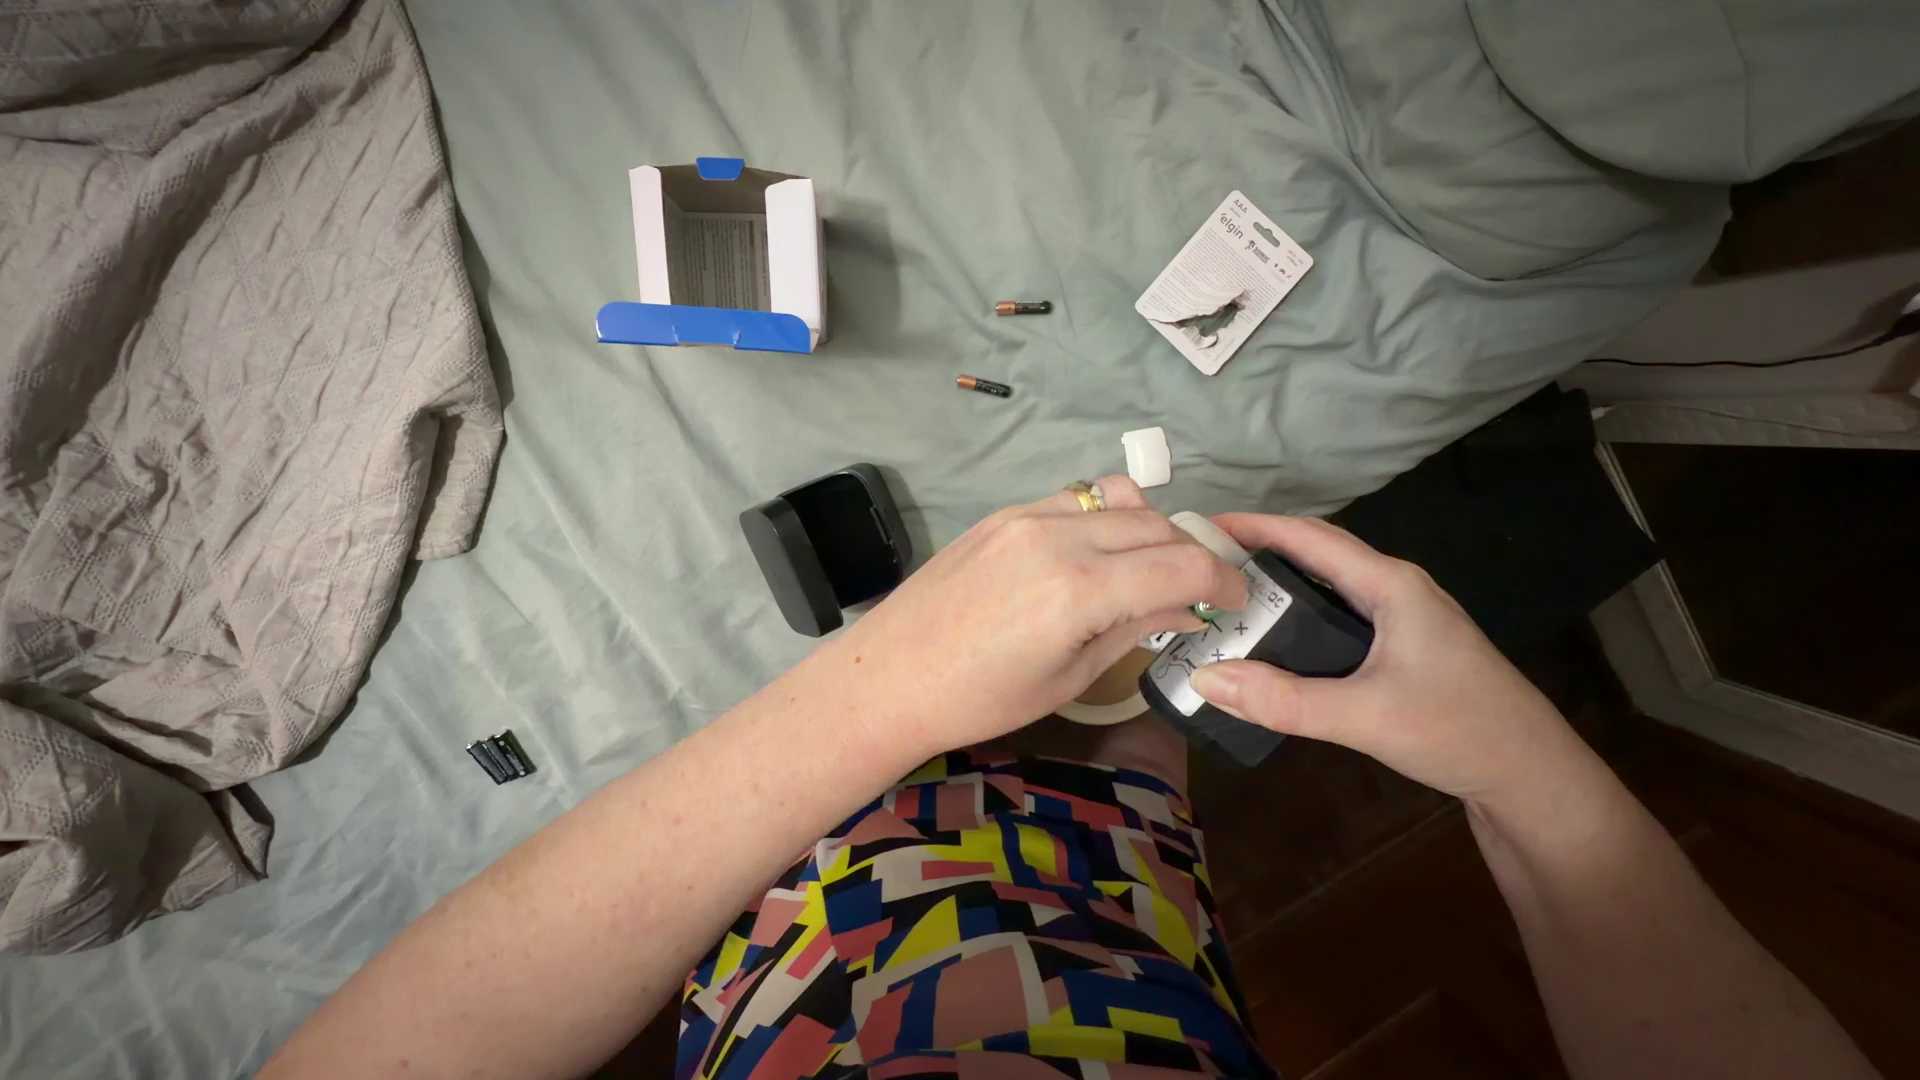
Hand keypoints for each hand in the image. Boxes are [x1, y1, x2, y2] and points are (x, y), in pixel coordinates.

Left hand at [818, 476, 1246, 756]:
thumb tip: (1189, 606)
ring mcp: (1024, 515)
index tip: (1235, 599)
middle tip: (1196, 592)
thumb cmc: (980, 699)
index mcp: (1077, 590)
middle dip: (1190, 556)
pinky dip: (1104, 519)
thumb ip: (1134, 628)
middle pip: (1157, 524)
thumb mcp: (1069, 678)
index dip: (1223, 580)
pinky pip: (1074, 500)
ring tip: (1148, 571)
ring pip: (1118, 501)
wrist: (891, 676)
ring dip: (1150, 531)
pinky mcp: (1002, 513)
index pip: (1182, 565)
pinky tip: (1098, 554)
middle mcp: (1056, 536)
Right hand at [1189, 514, 1595, 809]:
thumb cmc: (1458, 732)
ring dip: (1279, 576)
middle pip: (1317, 550)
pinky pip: (1336, 609)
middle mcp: (1395, 588)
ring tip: (1226, 591)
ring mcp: (1401, 616)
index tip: (1202, 525)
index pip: (1311, 537)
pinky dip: (1296, 608)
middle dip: (1260, 546)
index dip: (1255, 525)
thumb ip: (1284, 700)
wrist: (1533, 778)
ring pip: (1327, 580)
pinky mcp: (1400, 644)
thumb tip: (1205, 678)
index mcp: (1391, 585)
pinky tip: (1272, 634)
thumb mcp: (1365, 716)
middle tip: (1204, 561)